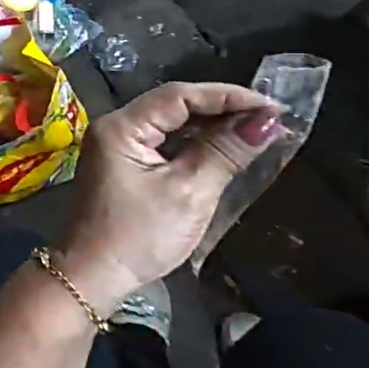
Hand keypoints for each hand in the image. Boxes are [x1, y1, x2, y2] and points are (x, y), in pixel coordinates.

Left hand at [56, 83, 284, 306]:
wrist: (94, 271)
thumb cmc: (139, 234)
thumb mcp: (189, 192)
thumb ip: (224, 152)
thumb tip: (266, 121)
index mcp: (120, 126)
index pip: (177, 96)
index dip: (227, 96)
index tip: (274, 107)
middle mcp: (113, 126)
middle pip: (172, 104)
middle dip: (222, 108)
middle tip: (272, 119)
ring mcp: (115, 143)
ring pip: (169, 121)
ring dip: (211, 124)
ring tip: (258, 130)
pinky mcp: (122, 160)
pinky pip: (162, 139)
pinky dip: (193, 140)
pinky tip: (224, 145)